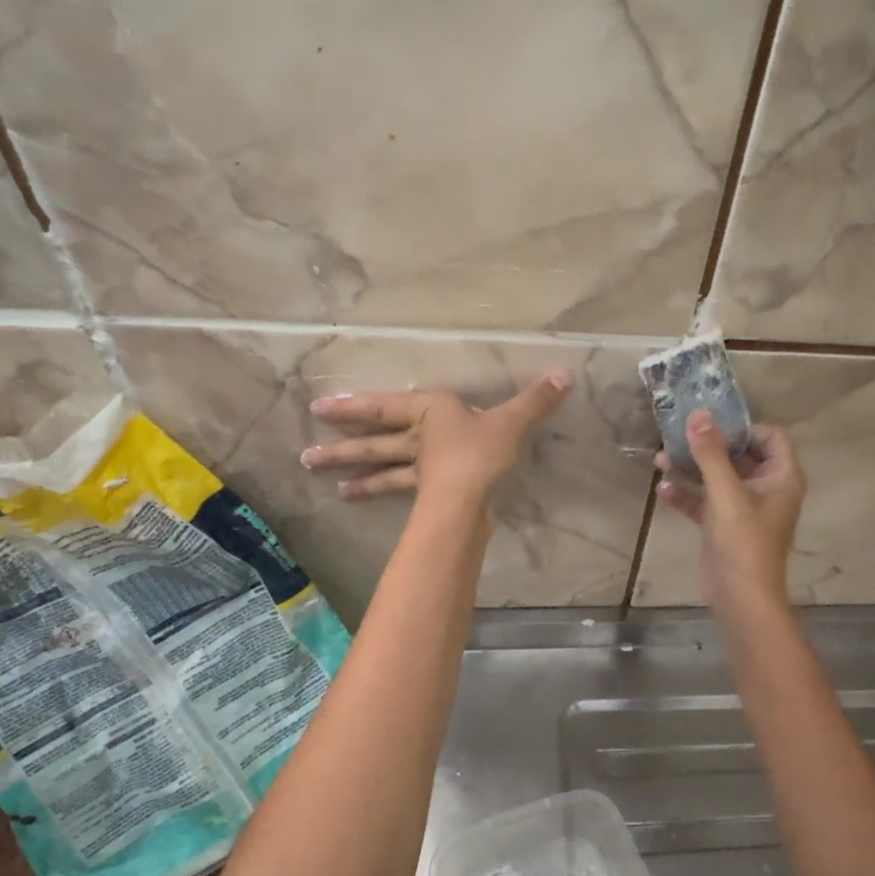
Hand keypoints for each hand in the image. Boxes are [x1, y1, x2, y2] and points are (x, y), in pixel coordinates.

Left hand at [301, 370, 572, 506]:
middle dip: (342, 445)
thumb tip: (567, 374)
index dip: (354, 406)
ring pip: (380, 466)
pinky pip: (398, 489)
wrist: (471, 500)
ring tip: (327, 480)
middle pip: (374, 440)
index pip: (384, 405)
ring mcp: (419, 468)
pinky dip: (376, 492)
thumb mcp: (511, 422)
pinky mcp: (425, 494)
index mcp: (430, 411)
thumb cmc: (481, 453)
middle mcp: (417, 436)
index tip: (320, 408)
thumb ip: (536, 400)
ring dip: (354, 472)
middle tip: (307, 455)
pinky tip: (353, 498)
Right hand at [656, 410, 805, 610]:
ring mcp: (745, 509)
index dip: (743, 427)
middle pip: (739, 455)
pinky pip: (706, 502)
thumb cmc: (743, 540)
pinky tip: (662, 489)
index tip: (712, 422)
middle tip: (677, 433)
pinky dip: (687, 495)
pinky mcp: (725, 527)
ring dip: (691, 468)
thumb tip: (698, 414)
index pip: (770, 436)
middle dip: (708, 445)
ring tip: (660, 457)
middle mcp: (767, 488)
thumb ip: (710, 453)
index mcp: (782, 476)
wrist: (741, 597)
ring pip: (718, 478)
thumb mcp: (725, 492)